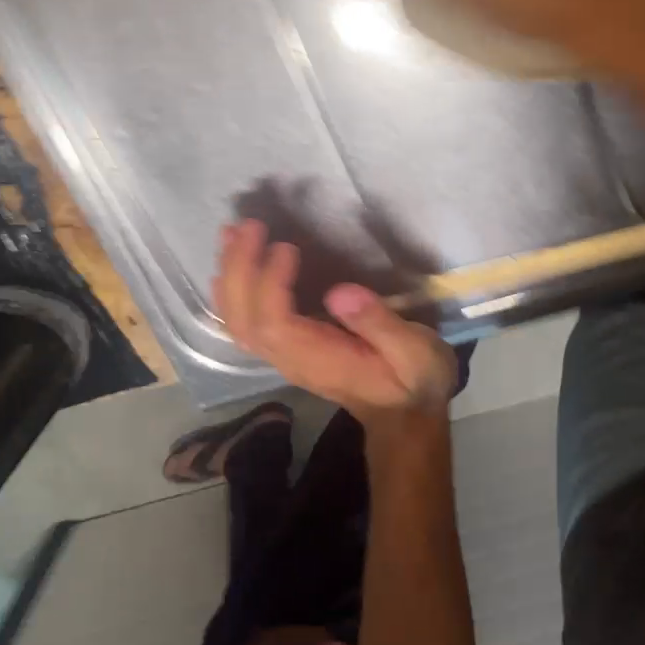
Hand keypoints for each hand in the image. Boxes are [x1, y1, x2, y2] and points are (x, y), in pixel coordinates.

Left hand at [213, 219, 456, 422]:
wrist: (406, 418)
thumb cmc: (414, 381)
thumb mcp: (415, 353)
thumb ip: (379, 324)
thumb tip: (339, 293)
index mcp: (318, 359)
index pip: (274, 322)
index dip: (270, 283)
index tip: (285, 247)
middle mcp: (291, 360)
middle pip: (245, 320)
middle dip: (240, 270)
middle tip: (247, 226)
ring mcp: (286, 357)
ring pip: (239, 322)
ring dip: (231, 276)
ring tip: (229, 234)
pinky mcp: (288, 351)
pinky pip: (247, 323)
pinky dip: (235, 292)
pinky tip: (234, 267)